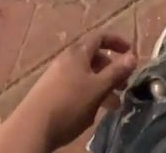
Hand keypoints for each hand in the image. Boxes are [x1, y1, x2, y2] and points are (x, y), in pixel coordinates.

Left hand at [0, 33, 137, 152]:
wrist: (31, 128)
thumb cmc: (69, 104)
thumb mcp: (97, 89)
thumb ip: (116, 72)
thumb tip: (133, 56)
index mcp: (78, 52)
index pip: (100, 36)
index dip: (117, 41)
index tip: (130, 53)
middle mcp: (67, 59)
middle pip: (93, 57)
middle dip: (111, 69)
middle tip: (123, 85)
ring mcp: (56, 75)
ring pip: (85, 75)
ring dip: (101, 85)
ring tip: (112, 105)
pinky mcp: (50, 92)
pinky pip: (74, 86)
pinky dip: (88, 93)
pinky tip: (91, 111)